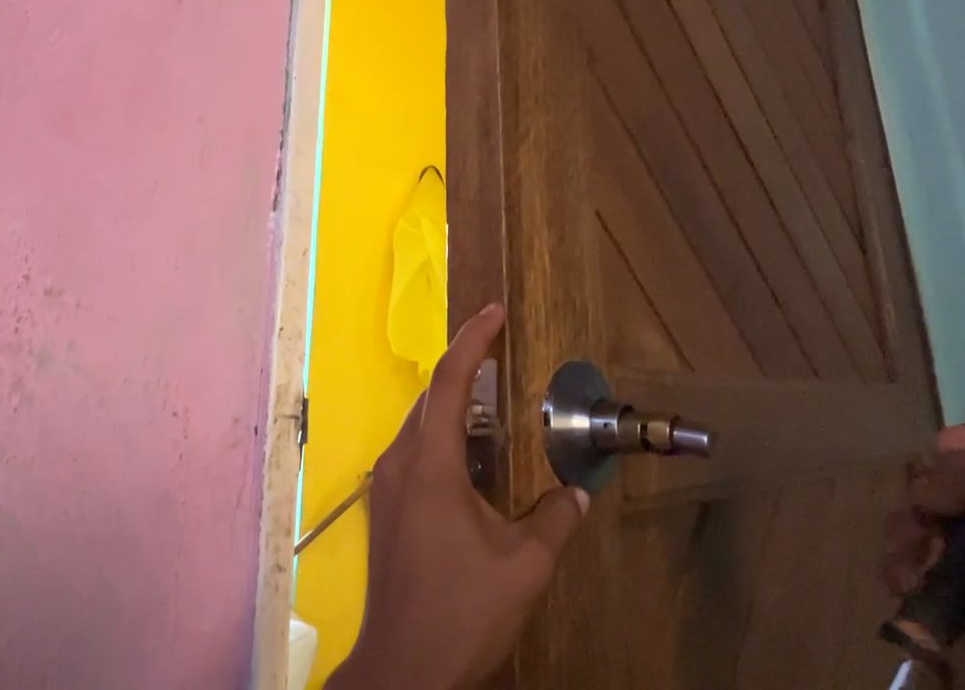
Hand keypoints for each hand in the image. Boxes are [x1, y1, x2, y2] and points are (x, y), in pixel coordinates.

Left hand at [325, 304, 588, 689]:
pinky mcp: (383, 506)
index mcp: (430, 463)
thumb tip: (580, 493)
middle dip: (464, 368)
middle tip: (500, 351)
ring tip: (492, 400)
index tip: (493, 311)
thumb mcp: (524, 565)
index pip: (448, 380)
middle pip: (430, 397)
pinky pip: (412, 450)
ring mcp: (386, 484)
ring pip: (418, 423)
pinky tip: (469, 457)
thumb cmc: (462, 608)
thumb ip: (556, 520)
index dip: (472, 340)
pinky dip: (441, 435)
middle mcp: (400, 461)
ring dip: (452, 405)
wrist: (402, 667)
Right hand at [883, 424, 964, 689]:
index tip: (936, 446)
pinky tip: (908, 582)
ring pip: (924, 527)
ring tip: (914, 556)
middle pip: (954, 486)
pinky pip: (912, 571)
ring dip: (907, 535)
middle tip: (923, 510)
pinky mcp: (958, 601)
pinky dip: (902, 572)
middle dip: (926, 493)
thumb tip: (923, 489)